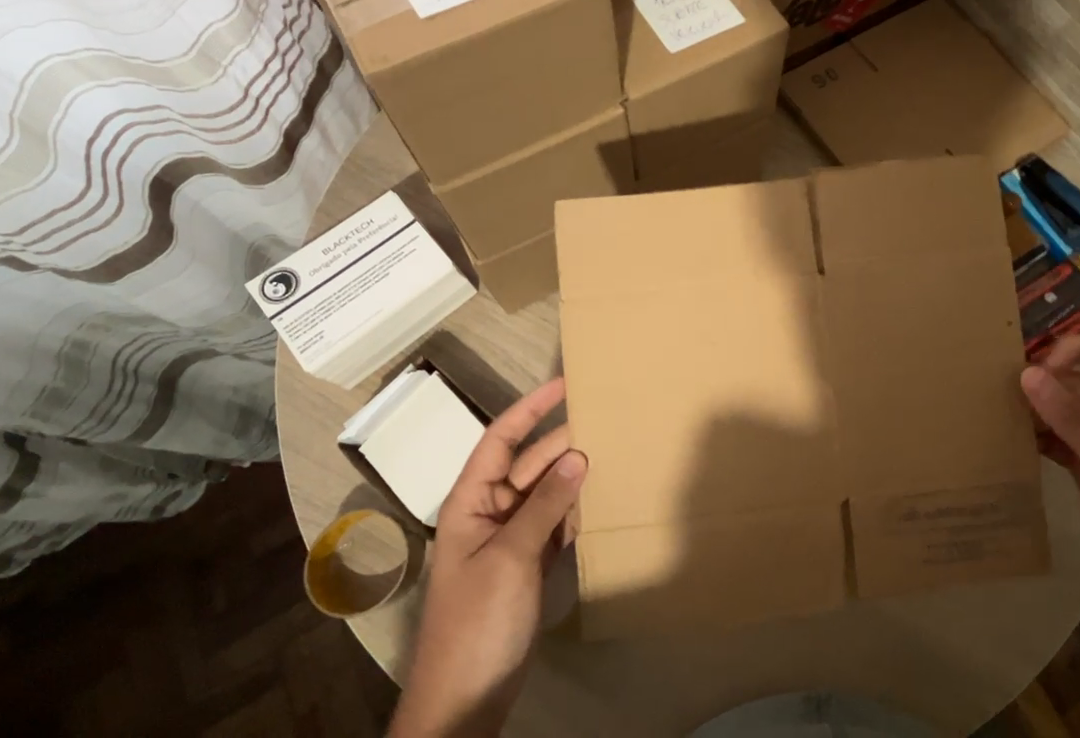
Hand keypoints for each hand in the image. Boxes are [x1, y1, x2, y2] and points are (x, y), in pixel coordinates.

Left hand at [389, 379, 587, 737]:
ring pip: (546, 494)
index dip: (530, 409)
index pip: (500, 439)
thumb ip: (544, 505)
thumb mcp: (510, 557)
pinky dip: (576, 512)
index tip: (565, 383)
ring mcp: (510, 541)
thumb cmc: (478, 620)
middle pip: (529, 464)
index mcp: (471, 502)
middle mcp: (490, 513)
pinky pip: (554, 525)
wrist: (465, 696)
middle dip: (562, 441)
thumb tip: (578, 455)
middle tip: (608, 418)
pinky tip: (602, 501)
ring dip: (573, 476)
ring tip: (614, 451)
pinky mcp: (528, 567)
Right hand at [1019, 334, 1079, 593]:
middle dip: (1045, 383)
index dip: (1073, 351)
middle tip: (1001, 389)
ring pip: (1065, 410)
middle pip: (1079, 380)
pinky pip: (1059, 438)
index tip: (1038, 367)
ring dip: (1037, 410)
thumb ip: (1066, 415)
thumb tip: (1026, 373)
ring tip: (999, 410)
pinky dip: (1038, 437)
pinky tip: (1010, 437)